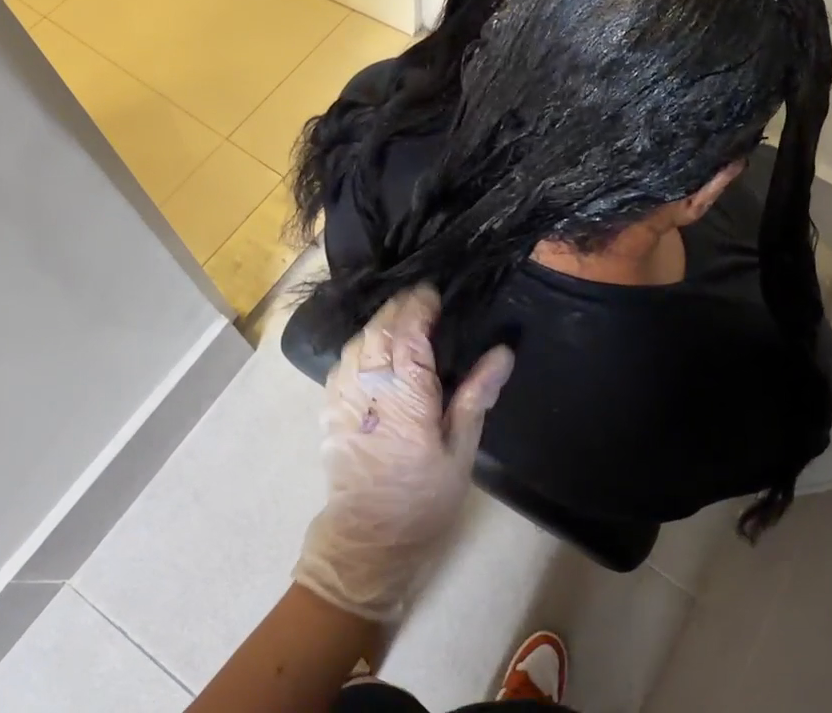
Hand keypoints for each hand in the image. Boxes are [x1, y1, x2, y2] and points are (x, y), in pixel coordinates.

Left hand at [292, 285, 513, 621]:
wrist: (368, 538)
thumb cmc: (422, 498)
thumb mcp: (460, 452)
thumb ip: (476, 396)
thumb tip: (502, 353)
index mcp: (405, 397)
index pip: (408, 333)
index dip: (419, 307)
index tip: (433, 295)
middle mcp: (369, 388)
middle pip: (379, 330)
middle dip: (399, 309)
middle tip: (422, 302)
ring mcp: (343, 396)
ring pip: (358, 342)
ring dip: (379, 325)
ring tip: (401, 321)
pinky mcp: (329, 408)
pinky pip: (343, 362)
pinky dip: (361, 346)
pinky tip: (375, 351)